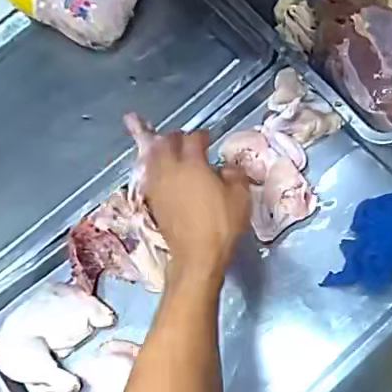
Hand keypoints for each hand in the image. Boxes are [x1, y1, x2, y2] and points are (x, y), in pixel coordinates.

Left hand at [125, 114, 249, 275]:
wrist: (197, 256)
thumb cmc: (221, 224)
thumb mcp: (240, 197)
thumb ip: (235, 175)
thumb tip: (226, 168)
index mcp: (192, 164)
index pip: (193, 139)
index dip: (201, 135)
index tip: (208, 139)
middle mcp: (170, 170)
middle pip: (165, 143)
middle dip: (176, 138)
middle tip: (186, 141)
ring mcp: (158, 186)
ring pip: (152, 158)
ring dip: (161, 151)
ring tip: (171, 154)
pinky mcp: (152, 201)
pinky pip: (151, 176)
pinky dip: (157, 170)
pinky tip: (165, 175)